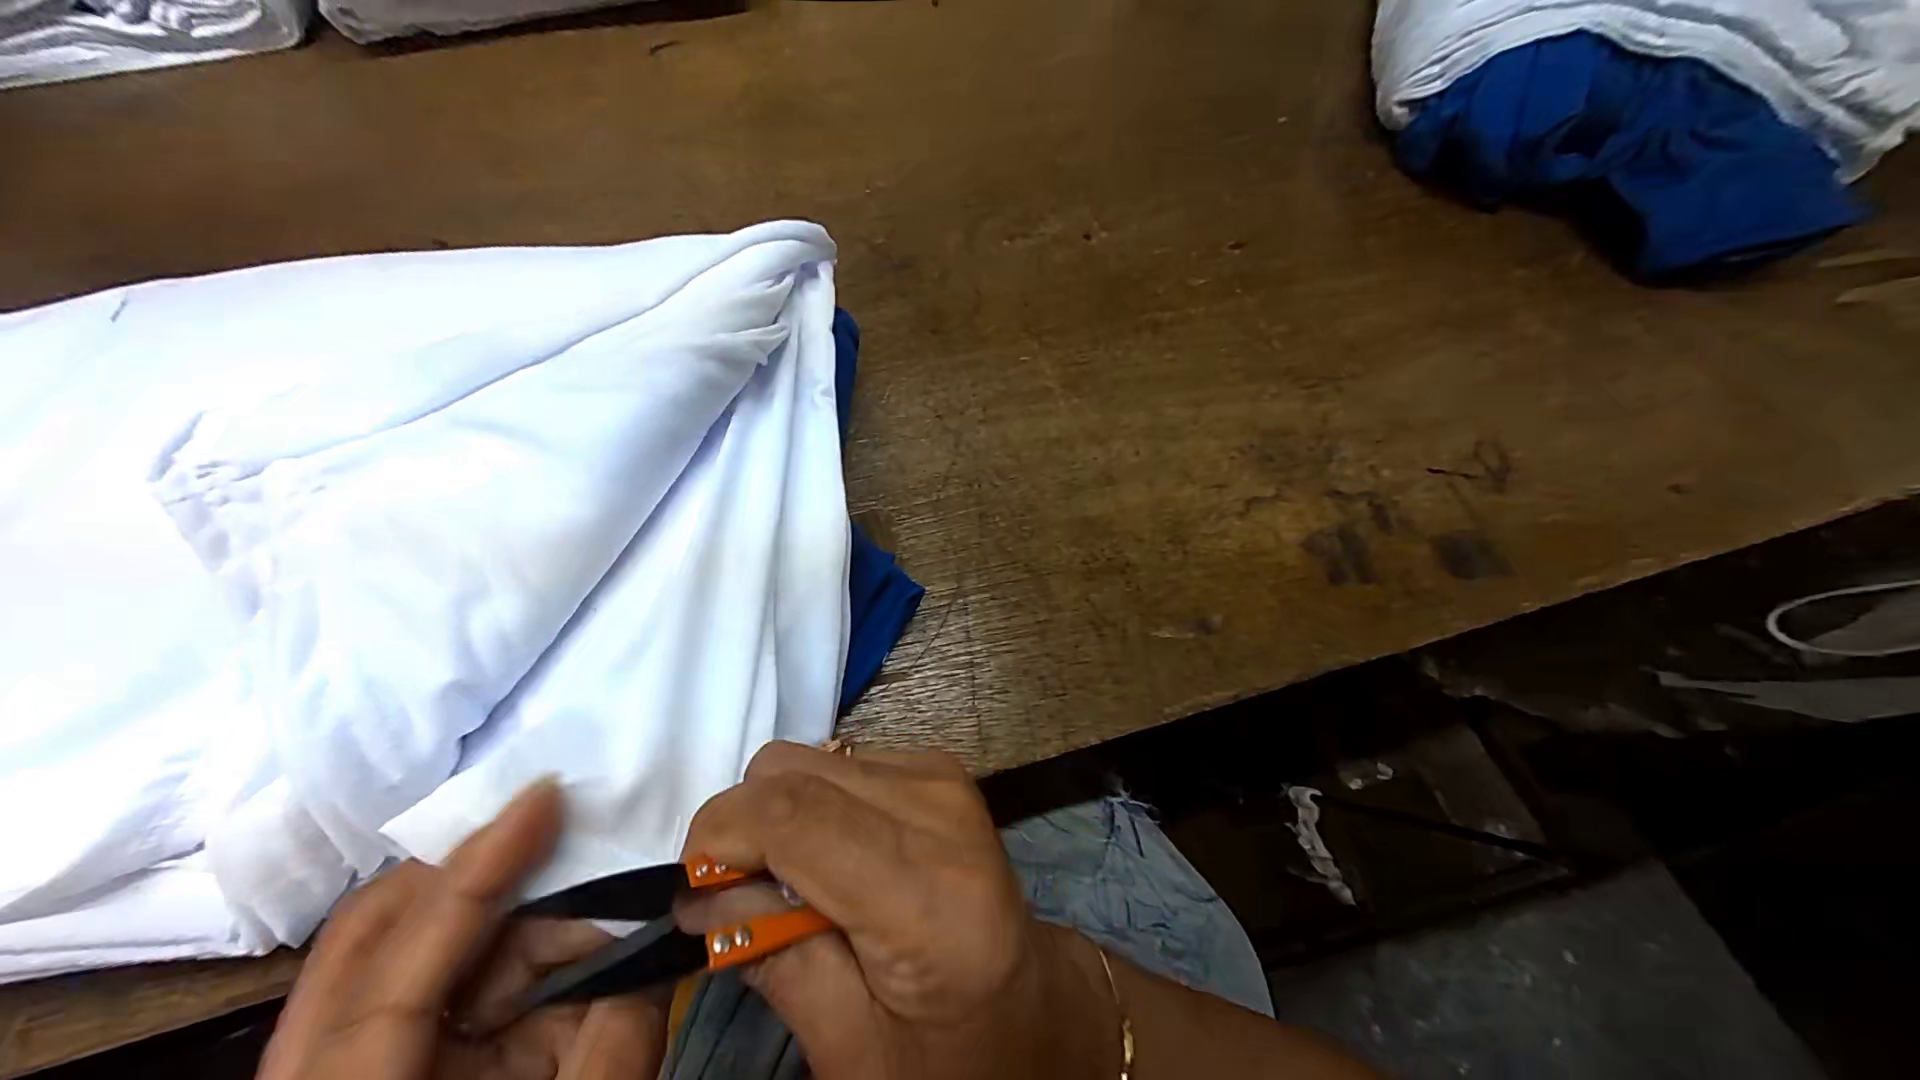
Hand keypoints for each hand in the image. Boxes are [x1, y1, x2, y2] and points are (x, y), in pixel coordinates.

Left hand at [258, 781, 669, 1079]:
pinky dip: (512, 949)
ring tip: (597, 914)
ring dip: (513, 917)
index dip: (470, 875)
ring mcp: (349, 1072)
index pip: (386, 980)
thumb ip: (618, 1038)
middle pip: (367, 943)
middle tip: (556, 827)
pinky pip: (443, 978)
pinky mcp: (391, 1063)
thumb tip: (646, 934)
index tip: (543, 795)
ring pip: (411, 951)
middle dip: (471, 874)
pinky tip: (571, 939)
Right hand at [675, 742, 1119, 1079]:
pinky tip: (835, 854)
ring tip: (796, 881)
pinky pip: (837, 760)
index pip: (792, 816)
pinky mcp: (936, 765)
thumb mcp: (852, 1047)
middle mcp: (939, 810)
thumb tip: (701, 893)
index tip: (693, 888)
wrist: (1031, 1002)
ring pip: (806, 758)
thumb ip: (775, 960)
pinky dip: (813, 802)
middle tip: (742, 896)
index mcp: (926, 893)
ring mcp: (941, 776)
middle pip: (791, 772)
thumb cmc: (946, 1050)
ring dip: (777, 814)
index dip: (719, 837)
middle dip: (740, 827)